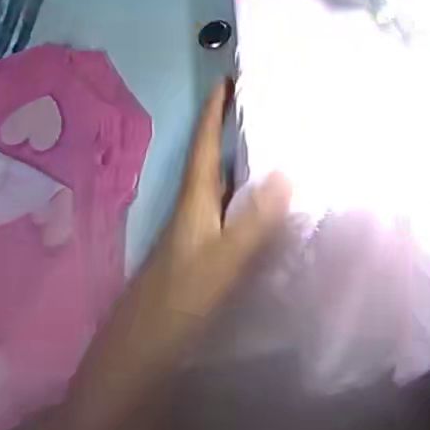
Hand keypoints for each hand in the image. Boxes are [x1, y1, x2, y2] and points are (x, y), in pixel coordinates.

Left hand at [115, 80, 290, 351]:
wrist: (142, 351)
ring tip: (278, 150)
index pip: (204, 145)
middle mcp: (193, 209)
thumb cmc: (180, 301)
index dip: (215, 111)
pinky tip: (268, 211)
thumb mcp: (223, 260)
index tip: (229, 79)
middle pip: (213, 160)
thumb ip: (255, 220)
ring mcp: (195, 233)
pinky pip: (228, 213)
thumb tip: (287, 171)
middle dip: (233, 132)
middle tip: (267, 110)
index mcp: (194, 201)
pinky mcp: (201, 254)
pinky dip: (248, 201)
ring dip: (243, 166)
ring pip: (222, 188)